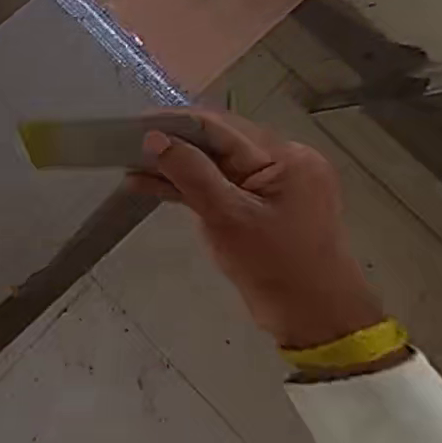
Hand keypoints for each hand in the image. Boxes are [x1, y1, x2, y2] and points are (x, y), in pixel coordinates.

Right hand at [129, 108, 384, 349]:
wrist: (314, 320)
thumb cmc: (276, 267)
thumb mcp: (228, 217)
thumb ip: (190, 173)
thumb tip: (153, 137)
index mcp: (286, 158)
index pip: (220, 127)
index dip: (175, 122)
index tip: (135, 123)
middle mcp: (283, 162)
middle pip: (216, 142)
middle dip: (171, 143)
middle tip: (126, 143)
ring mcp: (271, 185)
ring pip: (212, 164)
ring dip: (173, 166)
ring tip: (130, 166)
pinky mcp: (258, 205)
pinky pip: (217, 185)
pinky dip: (186, 186)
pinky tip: (148, 185)